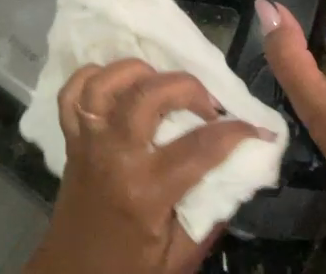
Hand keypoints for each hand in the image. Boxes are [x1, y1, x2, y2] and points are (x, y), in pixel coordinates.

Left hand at [26, 60, 267, 273]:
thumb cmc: (129, 268)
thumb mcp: (179, 255)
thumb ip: (209, 213)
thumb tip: (238, 169)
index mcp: (146, 191)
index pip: (199, 148)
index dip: (235, 132)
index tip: (256, 128)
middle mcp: (114, 156)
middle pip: (147, 96)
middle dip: (187, 87)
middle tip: (207, 103)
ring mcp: (87, 142)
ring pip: (105, 84)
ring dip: (137, 72)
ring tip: (161, 83)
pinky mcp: (69, 138)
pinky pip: (72, 92)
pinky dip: (92, 77)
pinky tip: (118, 85)